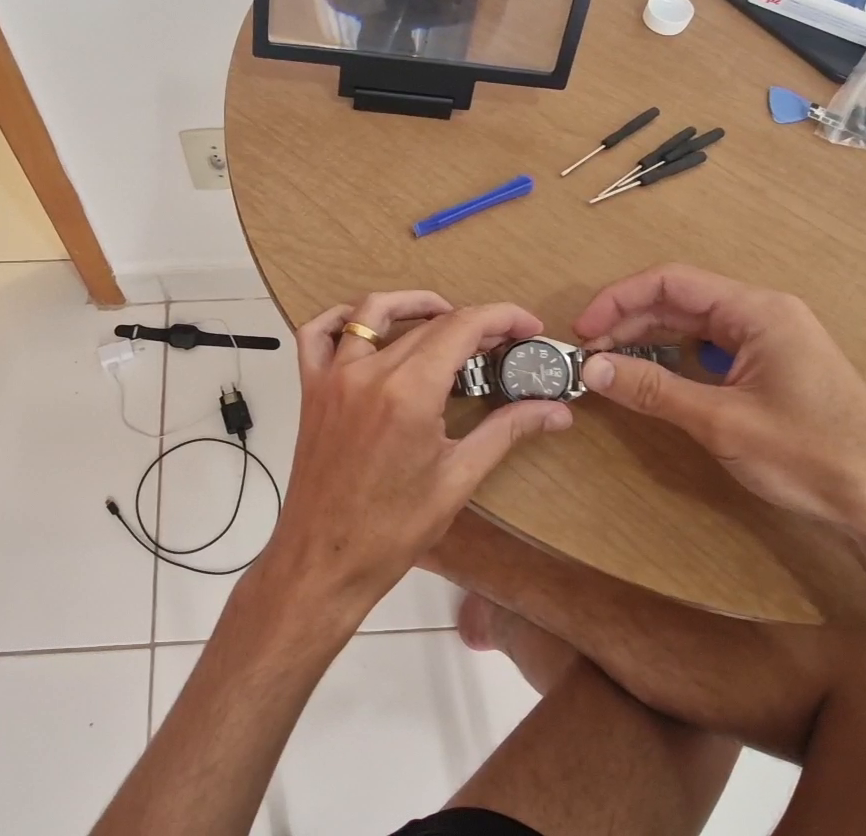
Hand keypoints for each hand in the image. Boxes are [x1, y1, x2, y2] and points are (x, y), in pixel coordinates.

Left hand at [266, 292, 572, 611]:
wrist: (325, 560)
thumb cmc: (390, 531)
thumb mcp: (457, 479)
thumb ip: (506, 431)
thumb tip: (554, 411)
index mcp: (408, 393)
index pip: (463, 326)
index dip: (502, 318)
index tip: (527, 327)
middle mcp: (367, 374)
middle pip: (428, 322)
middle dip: (472, 323)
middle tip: (501, 344)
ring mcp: (333, 378)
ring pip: (372, 312)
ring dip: (413, 305)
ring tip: (445, 318)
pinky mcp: (312, 391)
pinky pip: (317, 334)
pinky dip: (342, 318)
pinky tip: (368, 327)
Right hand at [573, 264, 865, 541]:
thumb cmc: (812, 456)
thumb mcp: (722, 422)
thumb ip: (653, 390)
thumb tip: (593, 368)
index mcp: (758, 311)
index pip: (671, 282)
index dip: (618, 300)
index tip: (582, 331)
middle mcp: (763, 314)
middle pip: (679, 301)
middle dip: (627, 323)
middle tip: (587, 356)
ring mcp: (770, 340)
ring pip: (691, 325)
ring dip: (646, 341)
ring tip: (608, 367)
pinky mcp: (771, 366)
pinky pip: (709, 348)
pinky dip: (672, 358)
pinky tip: (651, 379)